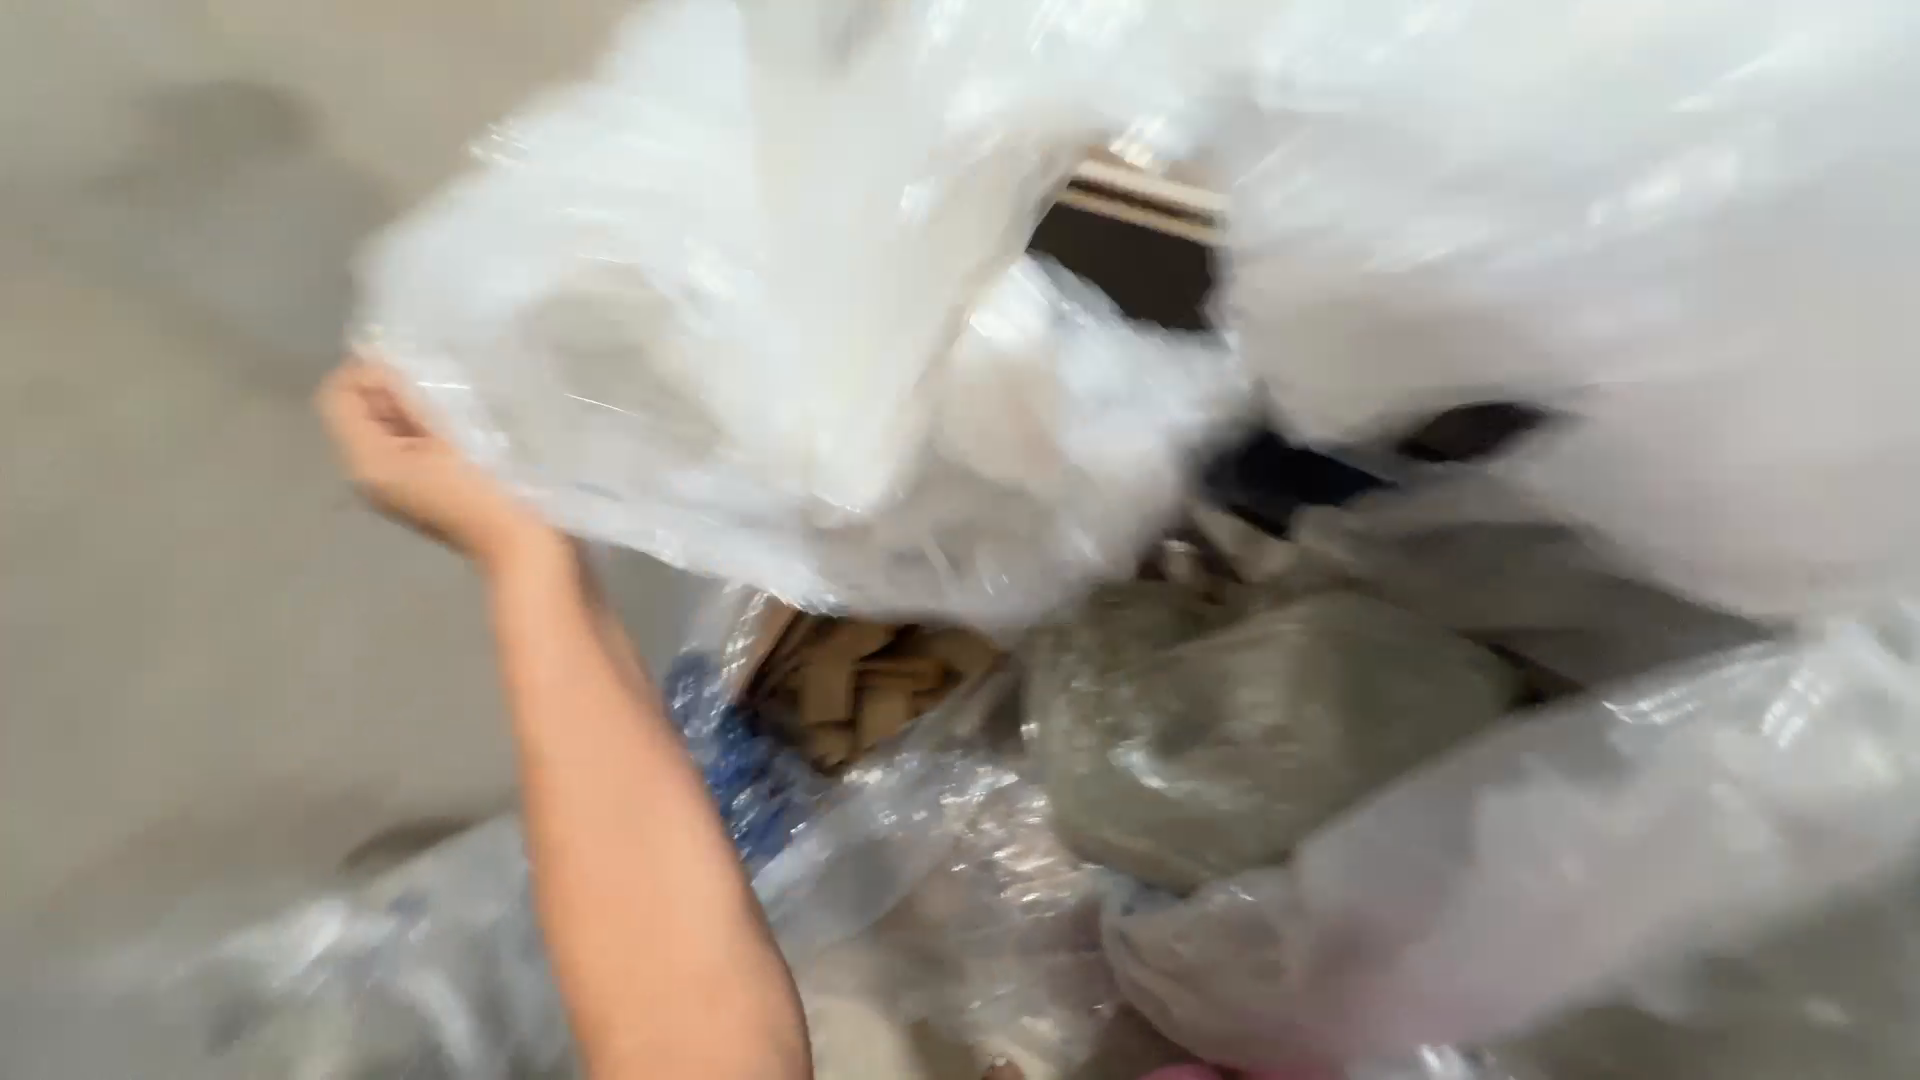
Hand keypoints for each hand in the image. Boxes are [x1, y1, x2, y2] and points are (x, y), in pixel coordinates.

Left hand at [316, 357, 561, 573]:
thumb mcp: (450, 442)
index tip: (415, 369)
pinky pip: (409, 448)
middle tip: (440, 385)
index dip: (368, 372)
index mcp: (368, 462)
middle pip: (361, 413)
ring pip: (388, 429)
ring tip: (455, 406)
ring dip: (414, 411)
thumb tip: (388, 368)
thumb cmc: (489, 495)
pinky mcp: (423, 490)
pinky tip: (462, 433)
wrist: (522, 548)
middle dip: (392, 391)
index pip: (339, 396)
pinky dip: (427, 432)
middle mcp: (370, 474)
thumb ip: (413, 403)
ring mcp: (397, 485)